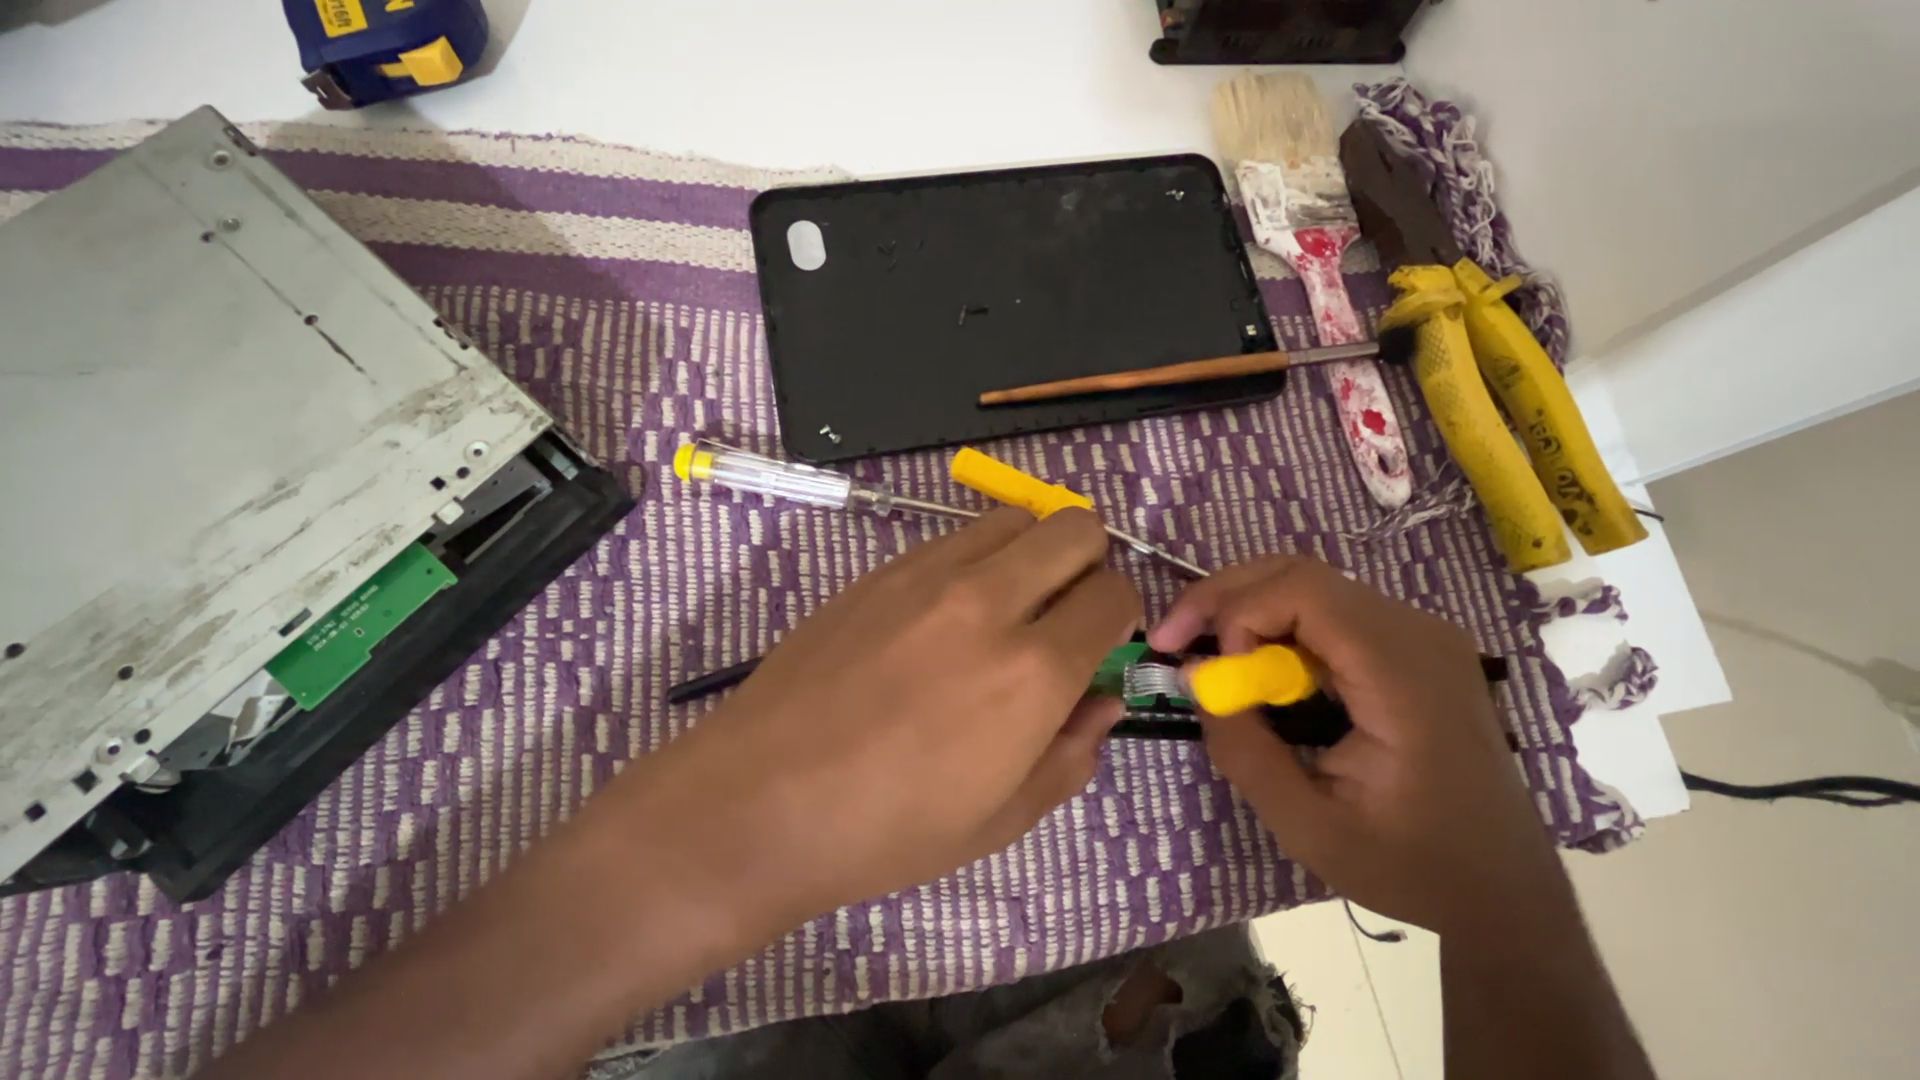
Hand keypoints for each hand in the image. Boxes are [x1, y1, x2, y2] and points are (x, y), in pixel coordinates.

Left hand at [635, 507, 1141, 930]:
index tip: (1099, 646)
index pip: (1114, 595)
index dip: (1121, 617)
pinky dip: (974, 560)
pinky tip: (942, 616)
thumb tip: (1102, 698)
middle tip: (1063, 615)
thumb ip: (1073, 751)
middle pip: (1076, 529)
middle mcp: (988, 602)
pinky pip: (953, 538)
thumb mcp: (1003, 817)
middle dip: (1090, 565)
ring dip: (1031, 553)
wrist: (762, 798)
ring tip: (1005, 609)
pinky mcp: (878, 570)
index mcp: (1032, 671)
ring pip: (1014, 519)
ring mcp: (927, 575)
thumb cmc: (888, 829)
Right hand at [1149, 557, 1562, 932]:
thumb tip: (1195, 677)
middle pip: (1301, 575)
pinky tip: (1252, 667)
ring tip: (1205, 657)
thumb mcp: (1308, 826)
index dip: (1235, 610)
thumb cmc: (1410, 867)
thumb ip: (1243, 749)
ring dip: (1246, 611)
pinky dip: (1277, 629)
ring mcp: (1420, 636)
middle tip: (1172, 640)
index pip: (1303, 591)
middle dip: (1224, 599)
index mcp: (1403, 674)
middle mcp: (1418, 634)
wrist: (1504, 892)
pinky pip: (1330, 614)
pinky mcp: (1413, 649)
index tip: (1199, 664)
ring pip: (1311, 588)